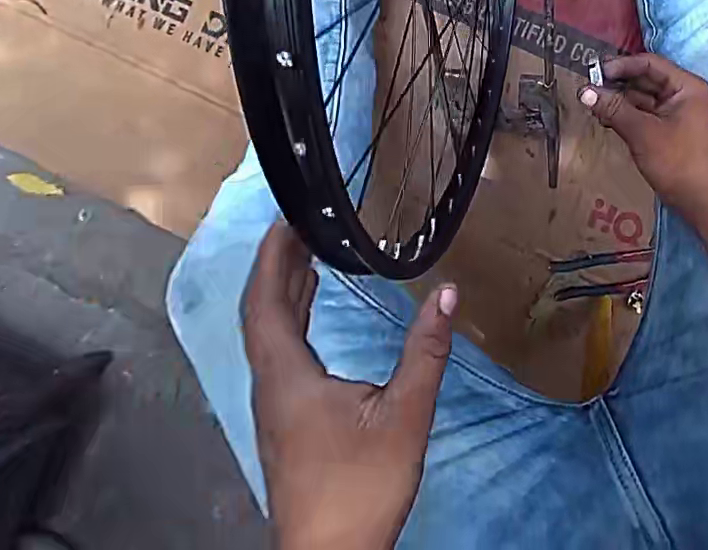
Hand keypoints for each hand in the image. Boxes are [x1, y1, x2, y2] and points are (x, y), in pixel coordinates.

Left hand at [242, 222, 456, 549]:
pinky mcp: (282, 415)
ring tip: (303, 254)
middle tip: (297, 227)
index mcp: (286, 373)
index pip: (265, 299)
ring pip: (266, 330)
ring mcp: (272, 400)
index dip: (270, 256)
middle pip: (261, 309)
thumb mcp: (404, 417)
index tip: (284, 220)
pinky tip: (308, 307)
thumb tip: (446, 294)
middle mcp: (270, 380)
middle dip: (275, 263)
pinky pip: (277, 348)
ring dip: (281, 288)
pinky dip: (289, 315)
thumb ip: (425, 353)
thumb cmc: (360, 487)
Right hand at [579, 52, 707, 205]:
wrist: (703, 203)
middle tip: (587, 88)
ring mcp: (676, 112)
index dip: (620, 66)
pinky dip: (623, 114)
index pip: (648, 63)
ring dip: (616, 100)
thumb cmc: (679, 163)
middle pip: (643, 79)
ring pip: (640, 97)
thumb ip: (612, 108)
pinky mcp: (667, 129)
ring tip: (592, 105)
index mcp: (686, 87)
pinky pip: (642, 113)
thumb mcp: (642, 132)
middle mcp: (682, 95)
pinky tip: (604, 118)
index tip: (594, 73)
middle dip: (615, 83)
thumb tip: (583, 91)